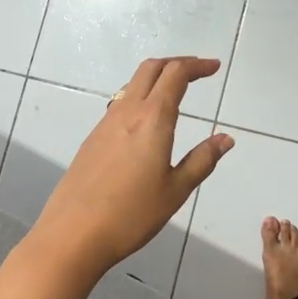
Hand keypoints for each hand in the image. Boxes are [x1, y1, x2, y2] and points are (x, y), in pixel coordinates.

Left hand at [27, 57, 233, 277]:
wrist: (71, 235)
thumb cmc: (131, 215)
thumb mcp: (176, 190)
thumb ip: (202, 160)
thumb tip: (225, 139)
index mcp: (153, 119)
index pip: (176, 74)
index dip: (197, 65)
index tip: (214, 67)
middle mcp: (127, 111)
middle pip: (151, 68)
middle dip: (177, 63)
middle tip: (198, 71)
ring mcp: (105, 124)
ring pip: (132, 84)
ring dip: (156, 77)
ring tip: (176, 91)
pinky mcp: (92, 139)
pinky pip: (120, 103)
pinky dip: (140, 96)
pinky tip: (147, 121)